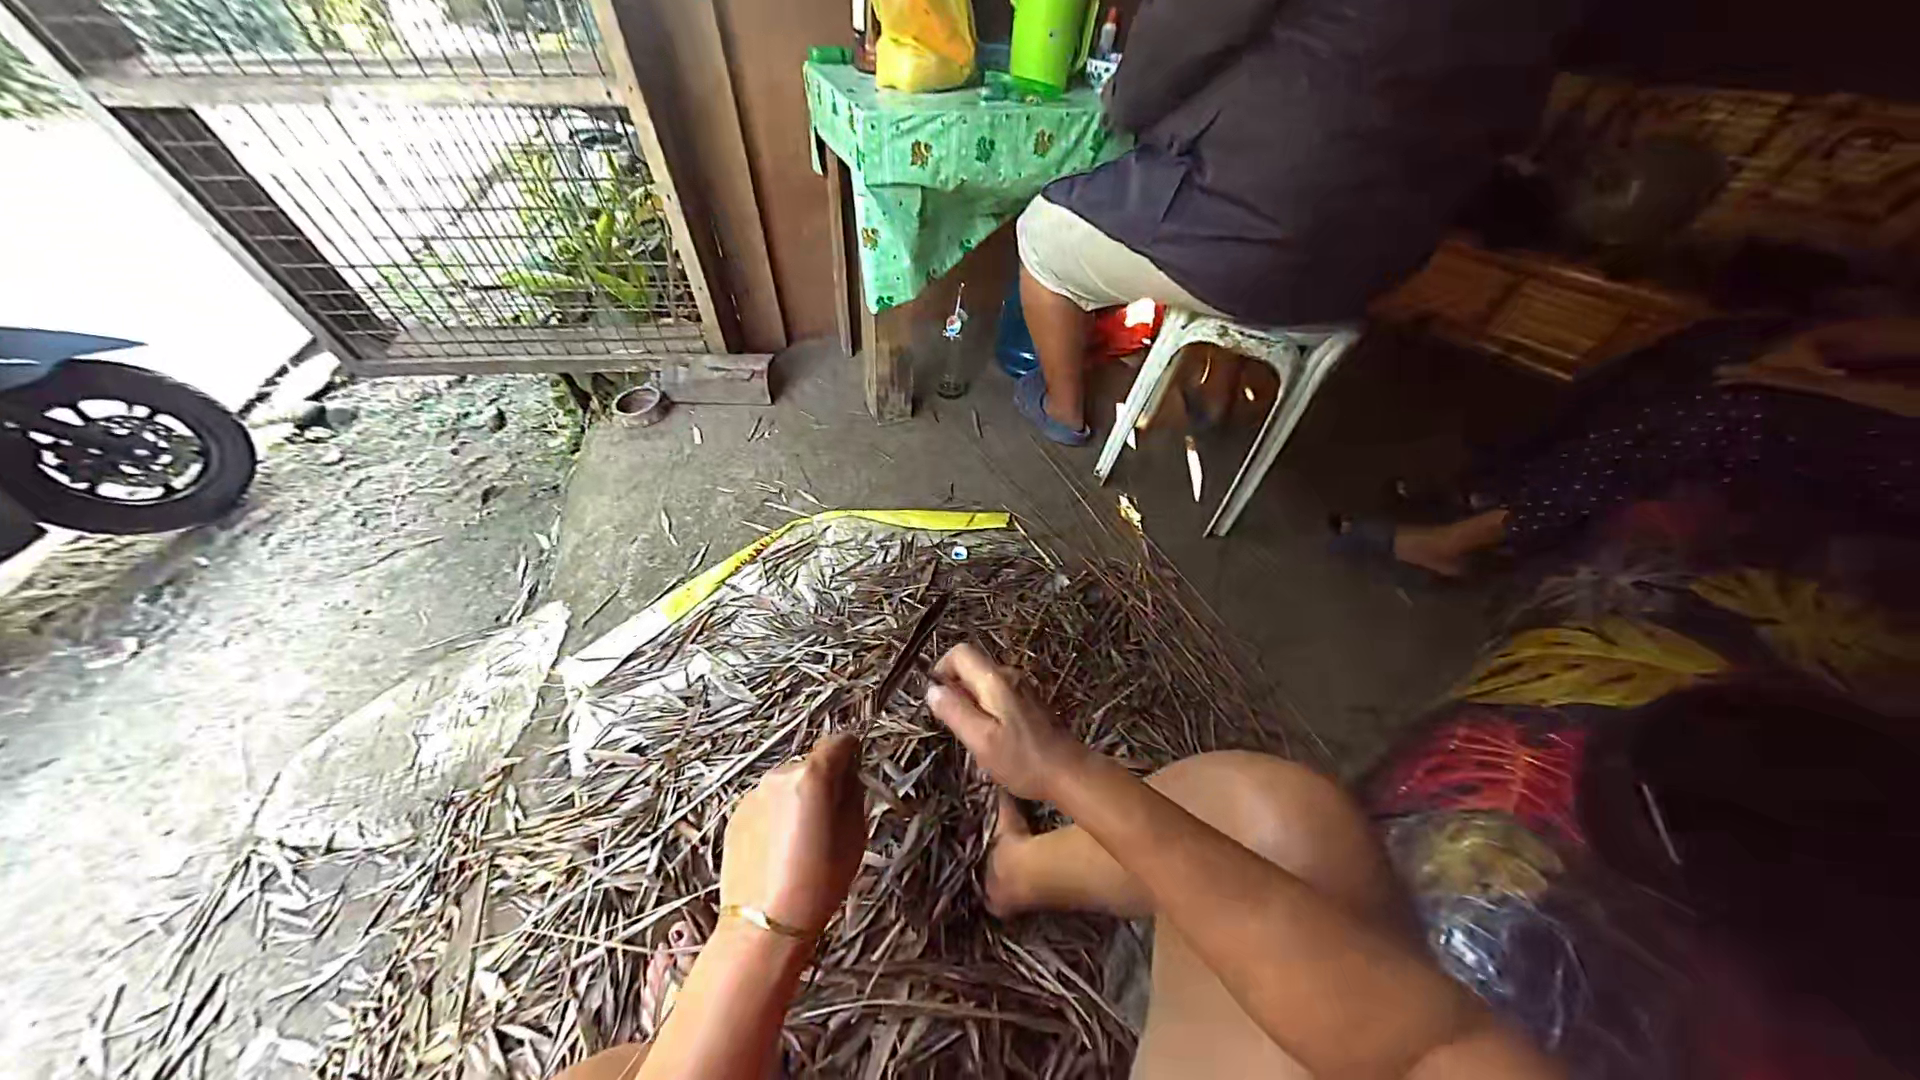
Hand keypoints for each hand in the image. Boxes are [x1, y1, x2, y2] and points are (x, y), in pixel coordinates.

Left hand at [720, 733, 867, 933]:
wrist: (765, 925)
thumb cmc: (819, 881)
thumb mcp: (855, 834)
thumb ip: (853, 794)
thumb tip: (848, 776)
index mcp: (812, 775)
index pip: (838, 742)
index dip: (850, 751)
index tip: (855, 766)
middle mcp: (779, 775)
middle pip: (810, 765)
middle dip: (823, 782)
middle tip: (830, 817)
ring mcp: (753, 795)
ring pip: (786, 785)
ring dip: (797, 799)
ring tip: (801, 838)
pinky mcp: (735, 815)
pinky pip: (766, 804)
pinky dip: (776, 815)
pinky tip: (779, 848)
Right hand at [926, 643, 1087, 799]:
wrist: (1067, 772)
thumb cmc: (1022, 760)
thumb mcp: (980, 740)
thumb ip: (955, 711)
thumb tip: (932, 690)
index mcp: (995, 680)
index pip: (960, 652)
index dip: (942, 669)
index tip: (939, 698)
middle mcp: (1009, 674)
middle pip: (971, 666)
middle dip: (956, 689)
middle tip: (957, 724)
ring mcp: (1021, 686)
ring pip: (982, 681)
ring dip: (970, 701)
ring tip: (974, 734)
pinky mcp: (1027, 700)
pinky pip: (996, 693)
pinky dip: (986, 708)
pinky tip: (992, 735)